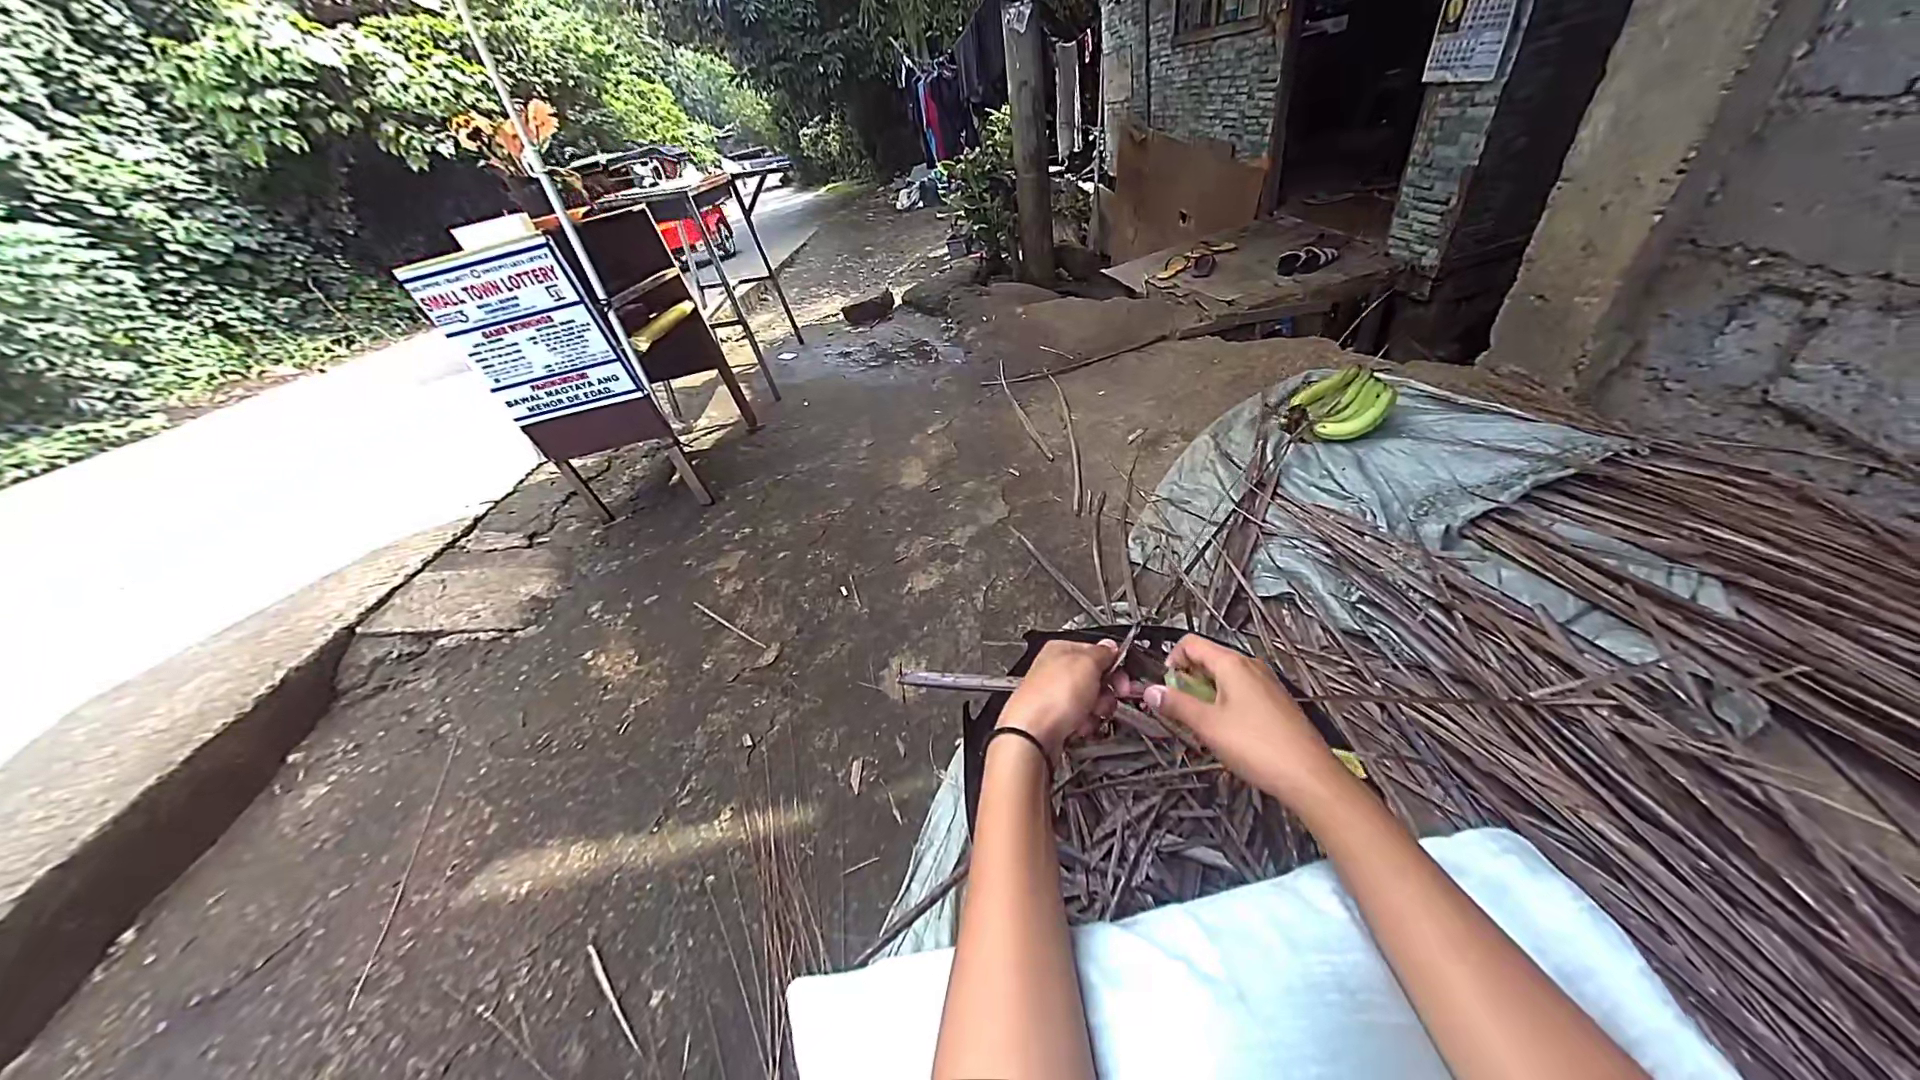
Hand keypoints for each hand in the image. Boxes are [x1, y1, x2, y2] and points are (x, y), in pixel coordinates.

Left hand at [998, 639, 1121, 757]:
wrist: (1031, 736)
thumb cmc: (1050, 697)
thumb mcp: (1086, 664)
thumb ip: (1102, 653)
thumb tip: (1109, 647)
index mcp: (1061, 650)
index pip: (1097, 653)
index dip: (1113, 666)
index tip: (1121, 678)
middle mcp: (1056, 672)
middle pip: (1096, 680)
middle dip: (1105, 692)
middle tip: (1103, 698)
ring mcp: (1056, 697)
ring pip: (1091, 703)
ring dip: (1096, 711)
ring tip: (1086, 714)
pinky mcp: (1057, 720)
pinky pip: (1082, 721)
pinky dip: (1085, 725)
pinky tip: (1078, 726)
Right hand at [1143, 634, 1354, 814]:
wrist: (1309, 777)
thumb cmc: (1259, 747)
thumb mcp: (1206, 725)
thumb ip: (1175, 704)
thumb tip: (1151, 691)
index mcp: (1232, 664)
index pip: (1190, 643)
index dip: (1171, 661)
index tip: (1166, 686)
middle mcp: (1250, 667)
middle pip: (1206, 660)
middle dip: (1187, 682)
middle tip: (1180, 710)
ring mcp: (1265, 684)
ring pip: (1223, 679)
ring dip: (1205, 696)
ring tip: (1202, 725)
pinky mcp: (1274, 703)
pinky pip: (1240, 693)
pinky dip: (1224, 705)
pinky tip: (1226, 733)